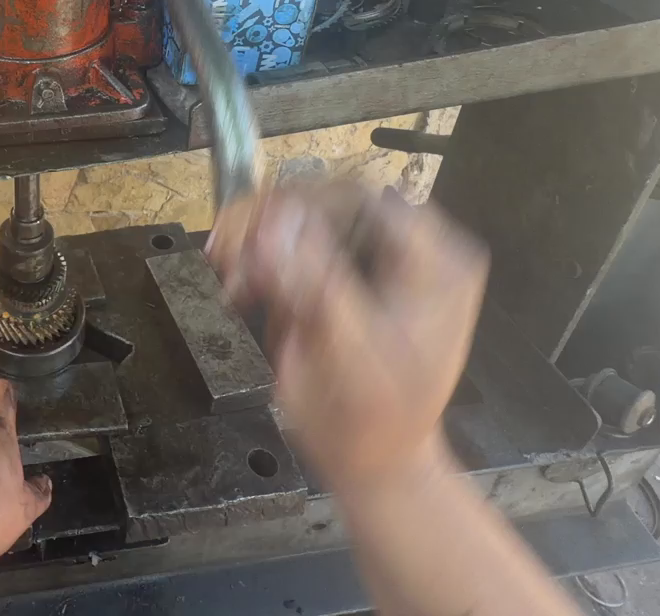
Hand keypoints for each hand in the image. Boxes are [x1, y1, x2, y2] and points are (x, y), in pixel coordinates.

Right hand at [207, 181, 486, 493]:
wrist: (368, 461)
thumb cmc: (377, 419)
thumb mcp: (355, 357)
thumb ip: (318, 287)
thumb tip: (271, 228)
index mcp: (434, 260)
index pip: (364, 200)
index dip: (303, 203)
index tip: (254, 232)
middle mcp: (402, 245)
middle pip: (322, 199)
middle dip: (266, 223)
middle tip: (225, 254)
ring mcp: (363, 254)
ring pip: (293, 213)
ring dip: (250, 237)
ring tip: (227, 275)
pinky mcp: (329, 267)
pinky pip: (282, 239)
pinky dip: (250, 256)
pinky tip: (237, 288)